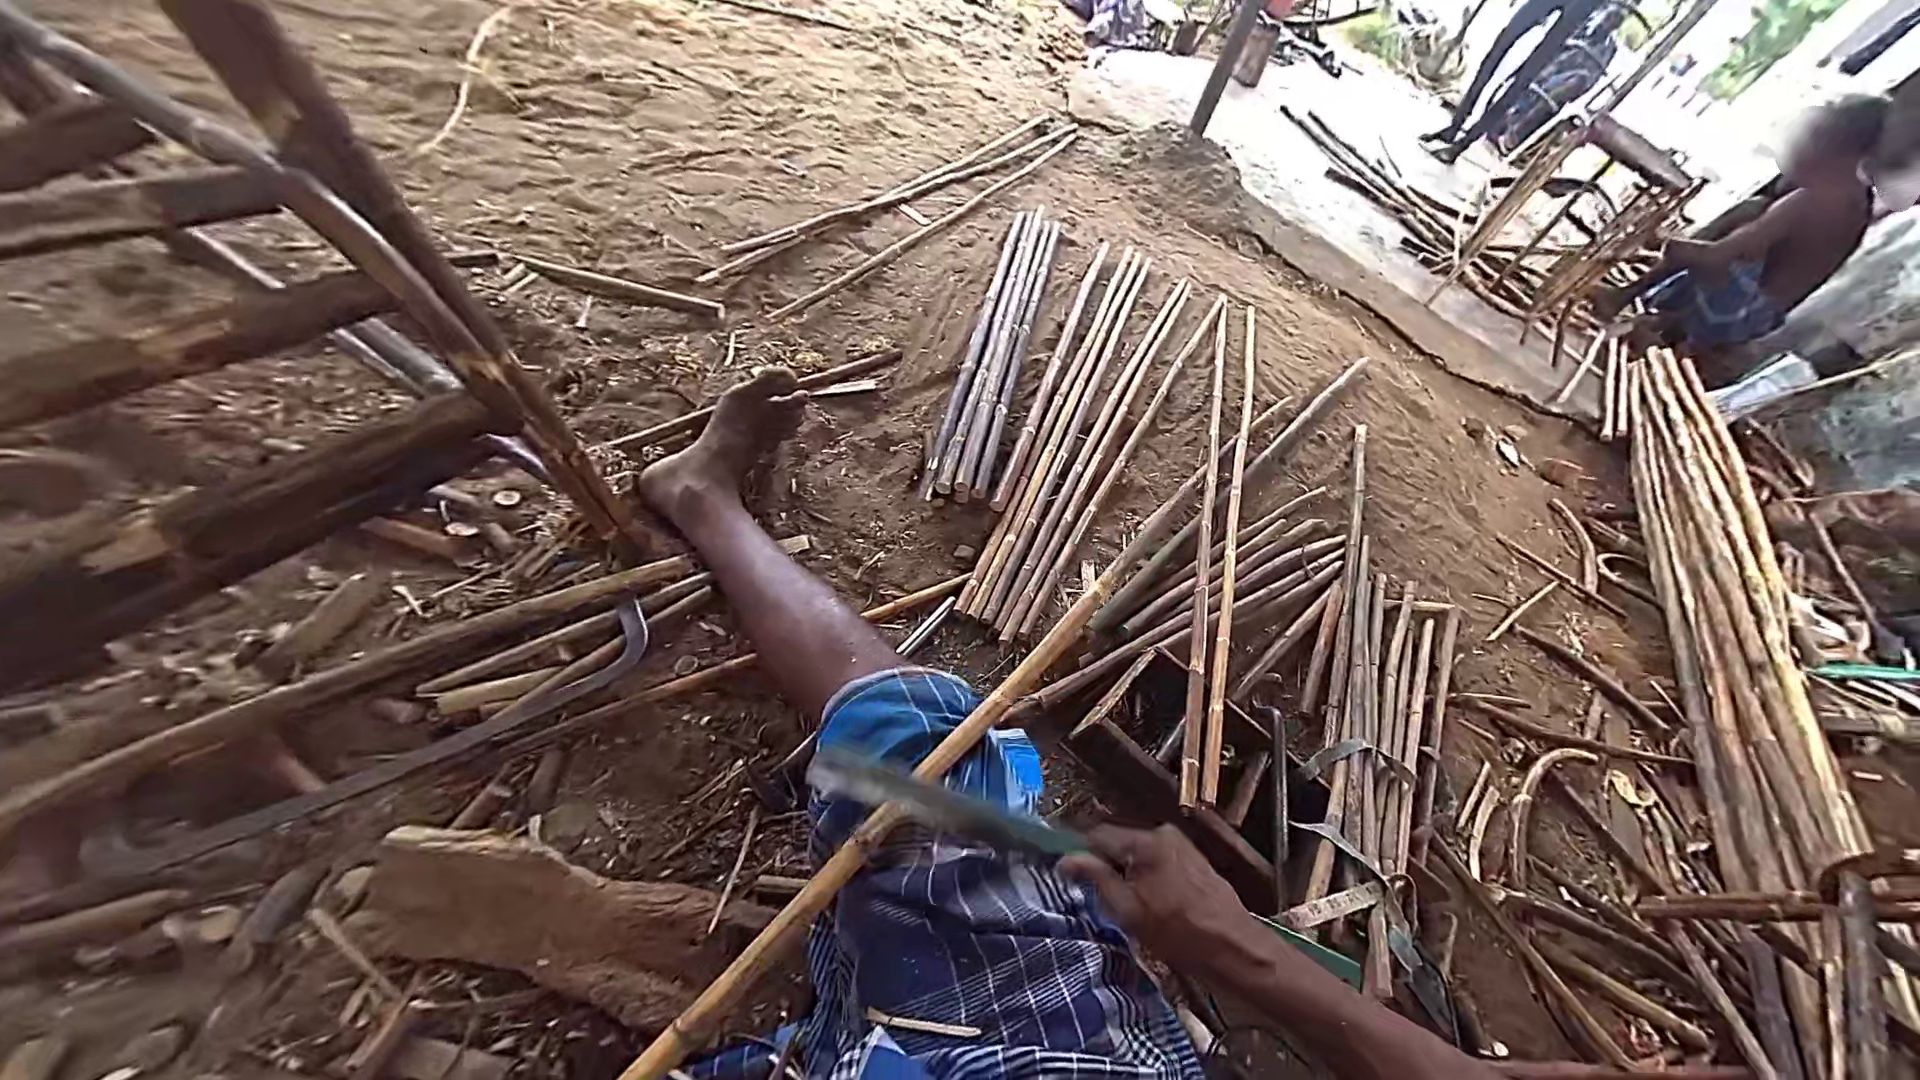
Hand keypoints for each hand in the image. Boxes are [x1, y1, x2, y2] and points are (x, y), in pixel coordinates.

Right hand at [1060, 824, 1265, 981]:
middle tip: (1102, 896)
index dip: (1080, 852)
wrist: (1237, 950)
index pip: (1097, 833)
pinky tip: (1153, 902)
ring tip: (1130, 904)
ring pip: (1137, 852)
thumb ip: (1096, 877)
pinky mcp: (1192, 857)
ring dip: (1127, 871)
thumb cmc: (1180, 933)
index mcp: (1145, 840)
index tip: (1069, 872)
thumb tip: (1066, 858)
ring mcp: (1180, 843)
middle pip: (1118, 841)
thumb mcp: (1129, 910)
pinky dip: (1147, 875)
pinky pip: (1156, 859)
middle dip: (1107, 864)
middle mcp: (1162, 832)